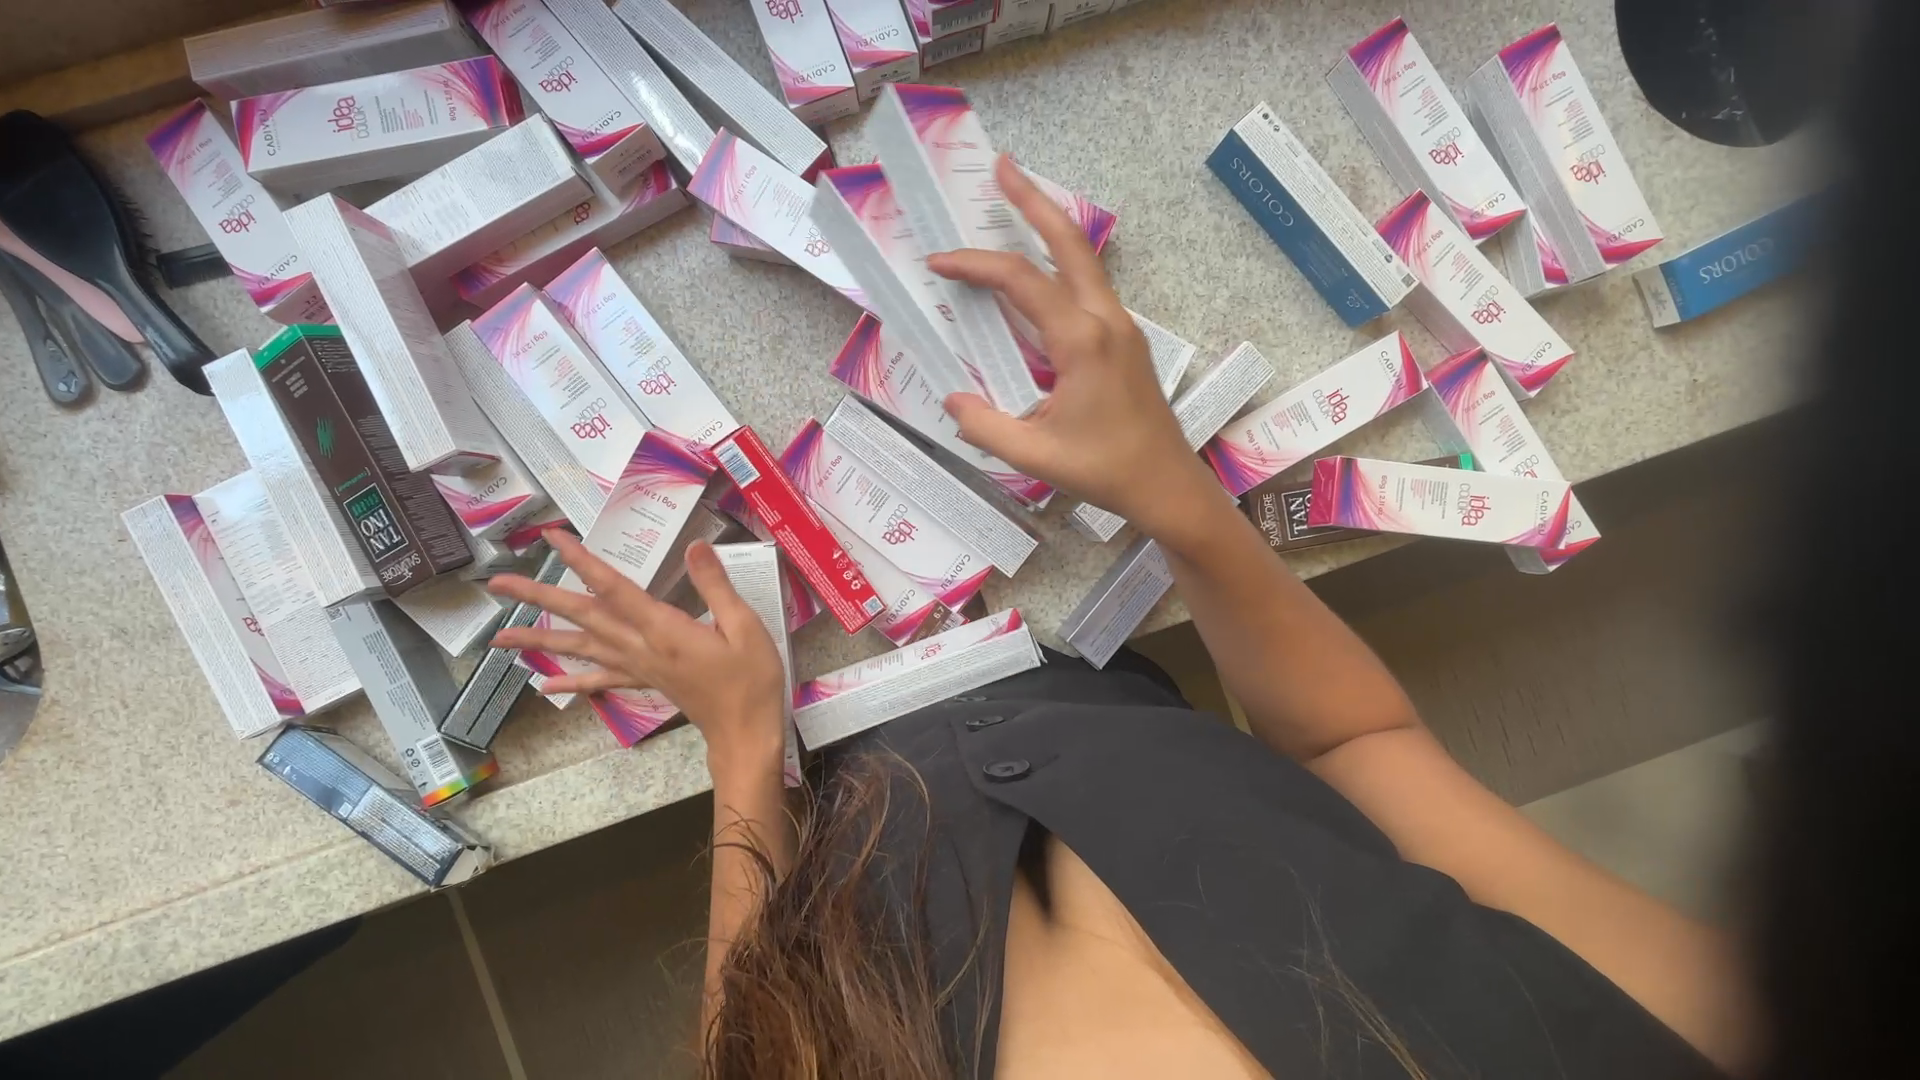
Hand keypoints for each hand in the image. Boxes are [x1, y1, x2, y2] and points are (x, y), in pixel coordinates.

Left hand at [488, 531, 787, 782]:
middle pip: (583, 617)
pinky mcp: (646, 682)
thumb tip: (695, 546)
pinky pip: (600, 679)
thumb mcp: (745, 627)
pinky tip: (544, 683)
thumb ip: (716, 586)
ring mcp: (639, 667)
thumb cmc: (751, 680)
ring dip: (539, 639)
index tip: (553, 538)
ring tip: (499, 637)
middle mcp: (641, 647)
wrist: (745, 733)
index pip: (614, 588)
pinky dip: (572, 679)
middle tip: (496, 584)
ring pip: (582, 648)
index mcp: (664, 629)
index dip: (583, 561)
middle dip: (539, 598)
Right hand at [927, 155, 1224, 538]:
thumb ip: (985, 426)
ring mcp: (1122, 327)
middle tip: (1003, 167)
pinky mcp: (1125, 341)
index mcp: (1082, 341)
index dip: (975, 265)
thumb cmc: (1104, 471)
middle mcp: (1106, 320)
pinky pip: (1089, 286)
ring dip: (1051, 227)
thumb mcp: (1033, 456)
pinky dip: (1061, 264)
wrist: (1166, 485)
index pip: (1020, 281)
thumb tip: (952, 400)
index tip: (939, 263)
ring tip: (1019, 201)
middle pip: (1068, 243)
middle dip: (1033, 201)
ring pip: (1084, 260)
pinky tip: (1041, 272)